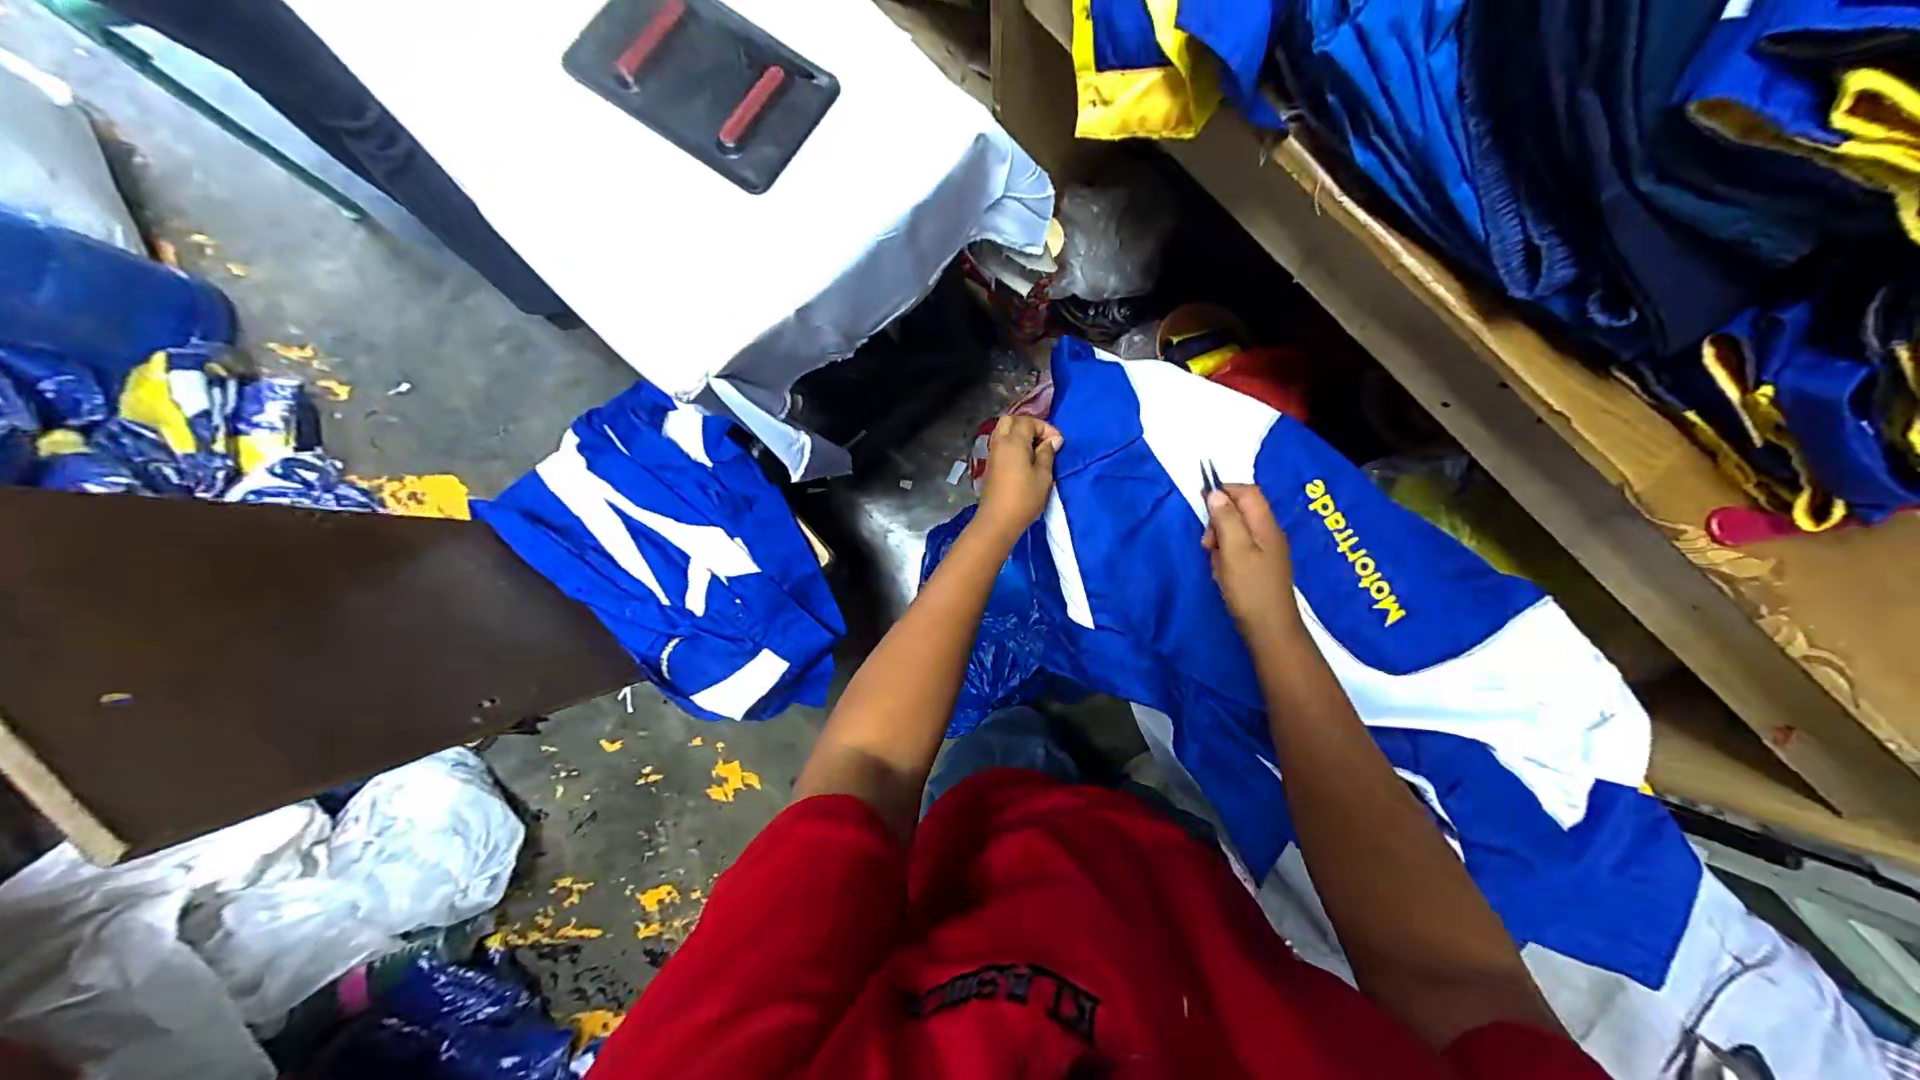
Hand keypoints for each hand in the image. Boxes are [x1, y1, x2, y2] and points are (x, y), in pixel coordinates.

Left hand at [975, 414, 1062, 538]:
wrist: (998, 520)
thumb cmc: (1024, 498)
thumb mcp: (1043, 475)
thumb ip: (1047, 453)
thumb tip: (1053, 440)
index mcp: (1013, 441)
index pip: (1028, 422)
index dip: (1045, 428)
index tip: (1057, 443)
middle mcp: (999, 443)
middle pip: (1010, 421)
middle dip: (1028, 425)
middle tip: (1043, 439)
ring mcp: (992, 454)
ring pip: (1002, 431)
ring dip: (1018, 434)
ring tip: (1034, 449)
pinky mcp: (990, 465)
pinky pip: (1000, 444)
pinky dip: (1011, 444)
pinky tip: (1024, 458)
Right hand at [1203, 484, 1298, 638]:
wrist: (1269, 629)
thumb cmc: (1250, 588)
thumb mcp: (1234, 550)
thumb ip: (1226, 519)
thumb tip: (1216, 493)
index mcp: (1266, 526)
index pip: (1248, 492)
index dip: (1225, 491)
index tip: (1202, 503)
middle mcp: (1269, 534)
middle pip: (1241, 510)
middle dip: (1219, 520)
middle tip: (1208, 543)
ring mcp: (1266, 551)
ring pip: (1238, 530)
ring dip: (1220, 539)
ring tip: (1214, 560)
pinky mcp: (1260, 566)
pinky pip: (1239, 548)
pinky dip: (1226, 554)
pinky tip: (1222, 571)